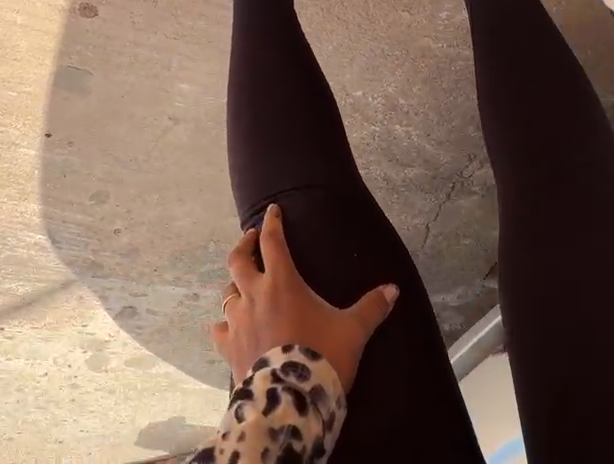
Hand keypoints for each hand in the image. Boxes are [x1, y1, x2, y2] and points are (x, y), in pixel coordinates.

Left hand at [211, 204, 399, 391]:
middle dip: (244, 244)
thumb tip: (394, 289)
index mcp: (282, 282)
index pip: (272, 241)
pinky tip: (227, 326)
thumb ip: (371, 308)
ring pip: (227, 293)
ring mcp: (238, 321)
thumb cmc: (322, 357)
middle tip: (251, 237)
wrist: (291, 401)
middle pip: (238, 260)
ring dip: (234, 284)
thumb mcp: (353, 331)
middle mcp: (255, 295)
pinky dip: (224, 323)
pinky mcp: (229, 347)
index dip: (272, 222)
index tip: (272, 210)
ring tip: (241, 282)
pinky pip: (219, 329)